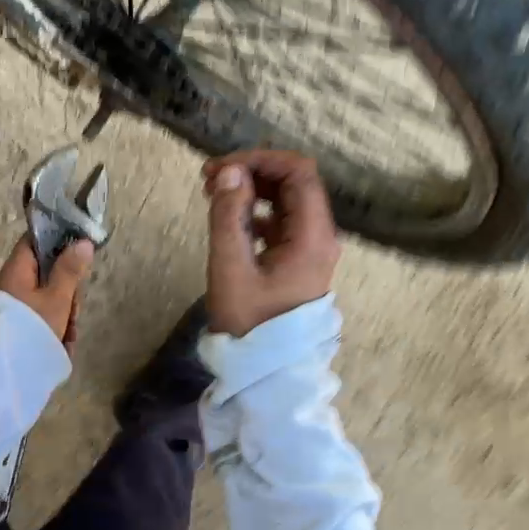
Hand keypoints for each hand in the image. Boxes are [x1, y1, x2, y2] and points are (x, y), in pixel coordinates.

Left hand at [0, 236, 93, 346]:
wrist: (8, 373)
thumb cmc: (32, 329)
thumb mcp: (57, 298)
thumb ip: (70, 269)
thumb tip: (82, 242)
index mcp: (16, 269)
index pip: (35, 240)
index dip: (58, 241)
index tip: (80, 253)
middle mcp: (13, 283)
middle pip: (48, 272)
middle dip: (67, 291)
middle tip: (73, 310)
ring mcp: (15, 303)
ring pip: (49, 296)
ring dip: (64, 313)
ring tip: (68, 334)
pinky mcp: (18, 322)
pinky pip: (43, 315)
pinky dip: (55, 326)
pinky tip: (63, 343)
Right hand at [202, 150, 340, 336]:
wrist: (266, 369)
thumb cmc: (248, 322)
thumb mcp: (230, 268)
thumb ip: (228, 217)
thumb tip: (229, 173)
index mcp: (312, 235)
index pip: (298, 173)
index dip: (260, 160)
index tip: (220, 169)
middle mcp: (319, 236)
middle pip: (294, 184)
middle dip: (253, 172)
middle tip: (209, 180)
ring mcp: (310, 250)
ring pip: (286, 203)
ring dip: (253, 191)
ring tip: (213, 194)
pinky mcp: (296, 264)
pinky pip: (281, 224)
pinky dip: (255, 212)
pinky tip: (229, 219)